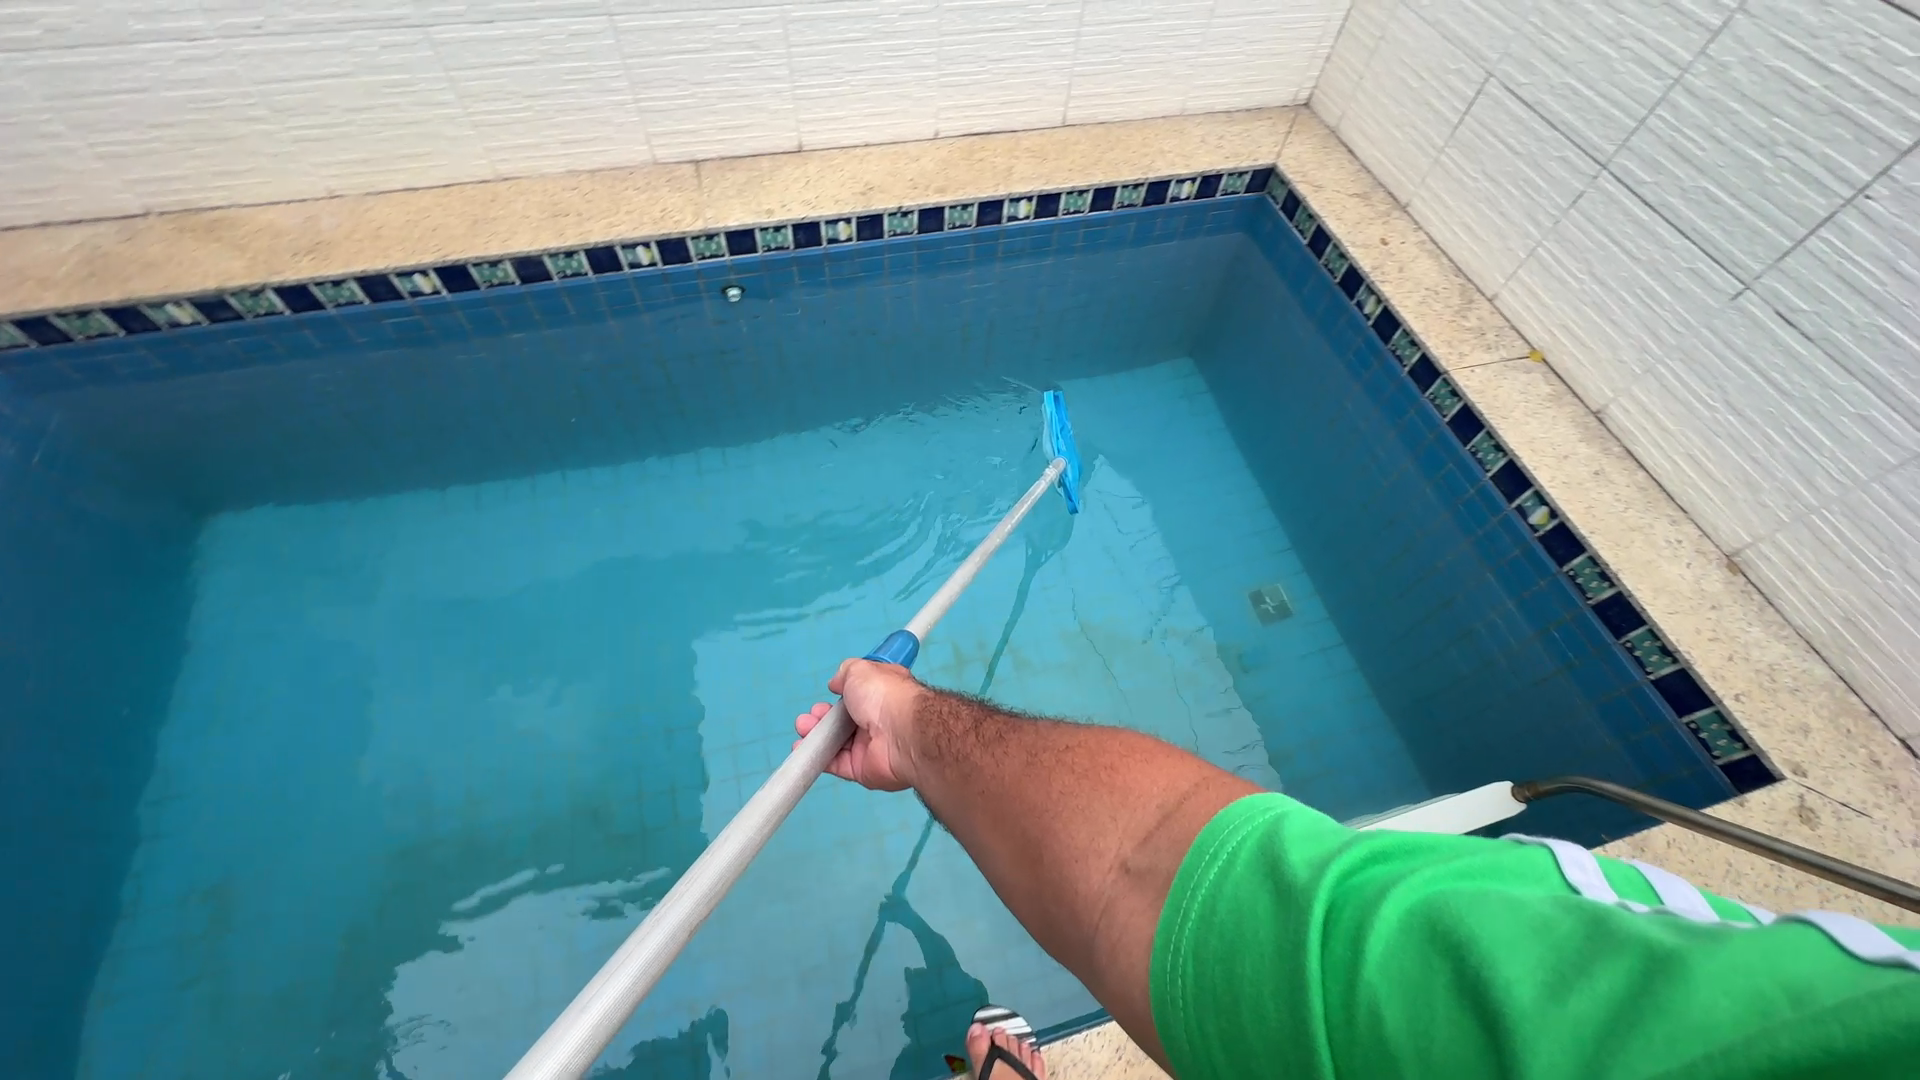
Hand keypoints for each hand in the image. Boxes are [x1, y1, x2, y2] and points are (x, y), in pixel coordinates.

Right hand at [794, 658, 929, 791]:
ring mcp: (870, 745)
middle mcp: (878, 718)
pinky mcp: (862, 768)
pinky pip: (836, 763)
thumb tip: (836, 683)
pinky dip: (819, 756)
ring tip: (803, 727)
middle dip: (823, 715)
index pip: (861, 692)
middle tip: (811, 715)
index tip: (830, 691)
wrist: (899, 733)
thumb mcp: (861, 670)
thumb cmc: (883, 695)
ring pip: (837, 741)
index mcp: (883, 693)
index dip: (843, 692)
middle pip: (844, 719)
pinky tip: (802, 748)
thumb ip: (845, 673)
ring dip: (816, 733)